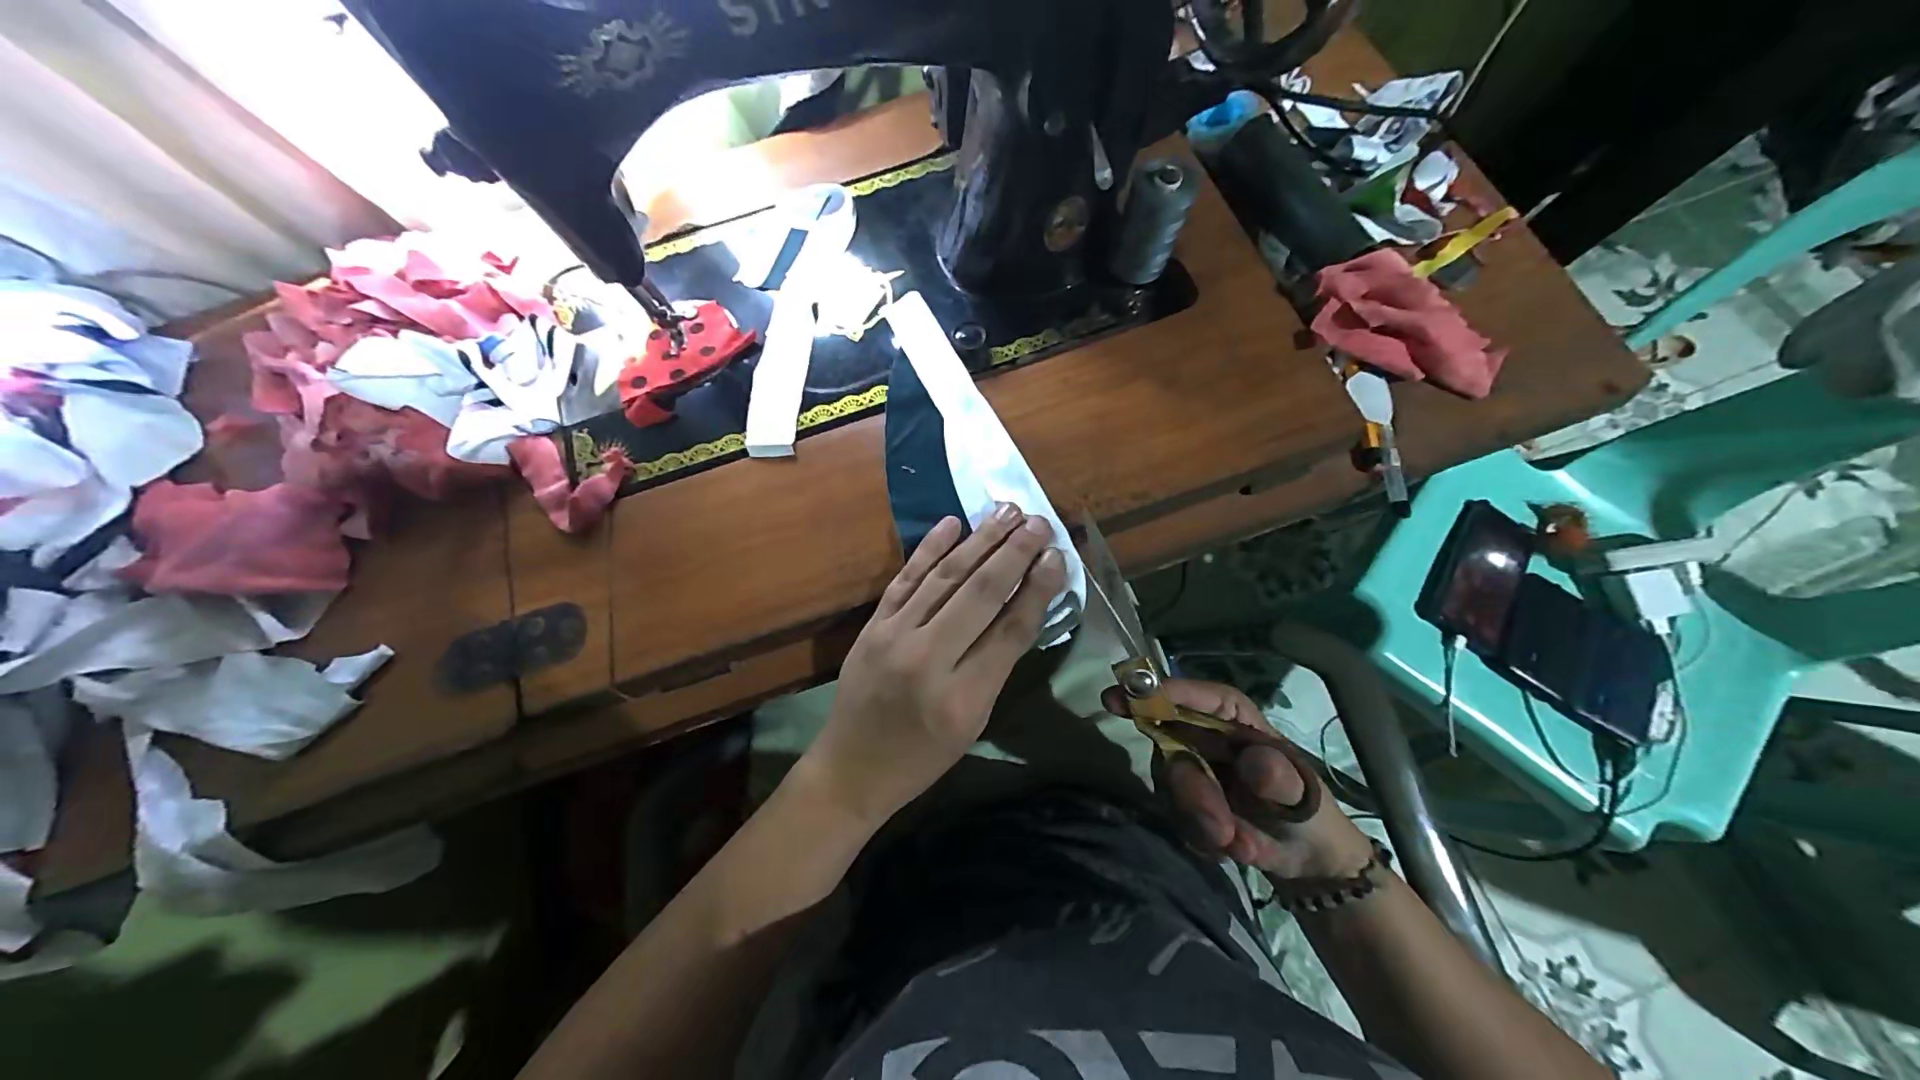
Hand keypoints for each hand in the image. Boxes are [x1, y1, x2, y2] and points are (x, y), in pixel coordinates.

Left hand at [800, 505, 1067, 826]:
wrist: (851, 769)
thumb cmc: (922, 757)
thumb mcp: (973, 723)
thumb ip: (997, 666)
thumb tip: (1025, 607)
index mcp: (964, 697)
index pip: (1011, 630)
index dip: (1039, 588)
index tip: (1058, 556)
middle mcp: (928, 659)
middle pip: (981, 593)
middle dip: (1014, 552)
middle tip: (1039, 521)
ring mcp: (894, 637)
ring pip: (944, 577)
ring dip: (979, 540)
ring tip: (1007, 512)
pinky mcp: (872, 626)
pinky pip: (905, 579)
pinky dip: (929, 550)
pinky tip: (952, 524)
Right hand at [1102, 679, 1373, 879]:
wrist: (1306, 860)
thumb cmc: (1308, 811)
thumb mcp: (1304, 796)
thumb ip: (1281, 779)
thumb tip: (1254, 762)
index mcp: (1234, 720)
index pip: (1198, 697)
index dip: (1162, 692)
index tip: (1127, 697)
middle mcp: (1202, 737)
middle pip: (1171, 744)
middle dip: (1191, 789)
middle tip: (1222, 831)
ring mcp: (1187, 769)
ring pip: (1170, 786)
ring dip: (1202, 821)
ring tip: (1242, 846)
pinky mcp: (1179, 802)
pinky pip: (1176, 817)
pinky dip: (1203, 839)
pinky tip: (1232, 848)